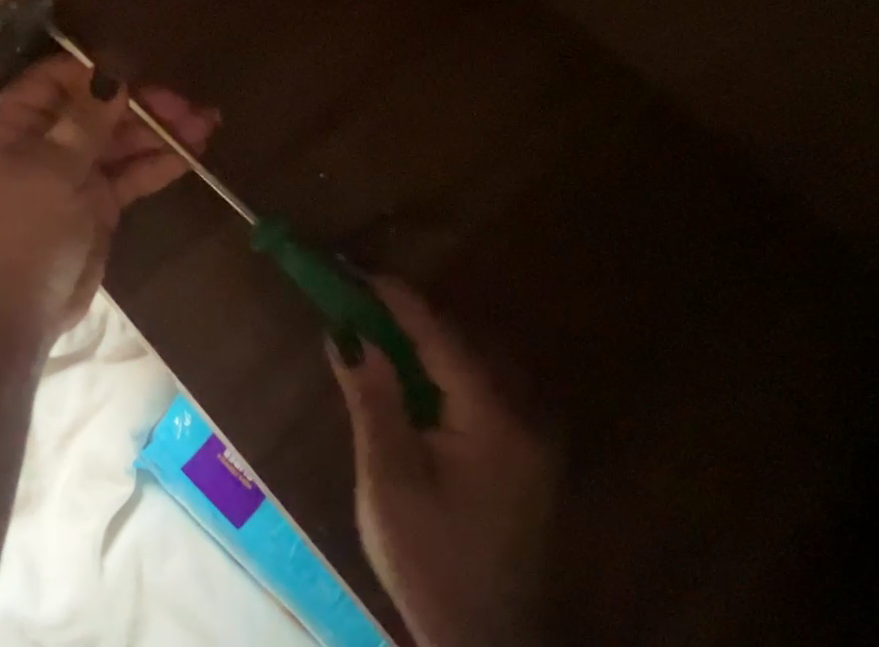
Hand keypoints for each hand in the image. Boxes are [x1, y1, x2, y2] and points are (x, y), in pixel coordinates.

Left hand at [0, 54, 216, 333]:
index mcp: (11, 124)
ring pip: (117, 141)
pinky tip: (190, 155)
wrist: (27, 305)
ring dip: (158, 134)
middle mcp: (39, 140)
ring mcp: (69, 171)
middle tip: (185, 106)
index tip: (140, 71)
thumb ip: (88, 119)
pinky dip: (156, 164)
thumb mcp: (55, 167)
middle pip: (94, 109)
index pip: (54, 80)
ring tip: (205, 126)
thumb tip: (113, 76)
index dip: (97, 73)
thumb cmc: (29, 227)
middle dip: (140, 107)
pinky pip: (128, 173)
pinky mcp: (95, 199)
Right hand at [331, 279, 555, 646]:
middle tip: (356, 294)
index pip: (441, 336)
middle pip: (466, 339)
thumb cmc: (428, 556)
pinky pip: (485, 386)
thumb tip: (344, 332)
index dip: (395, 298)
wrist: (485, 635)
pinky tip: (410, 371)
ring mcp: (534, 436)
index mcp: (496, 420)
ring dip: (427, 335)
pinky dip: (444, 365)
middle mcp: (527, 416)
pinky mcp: (526, 454)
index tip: (354, 269)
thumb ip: (371, 395)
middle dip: (409, 311)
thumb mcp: (388, 475)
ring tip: (374, 323)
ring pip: (479, 359)